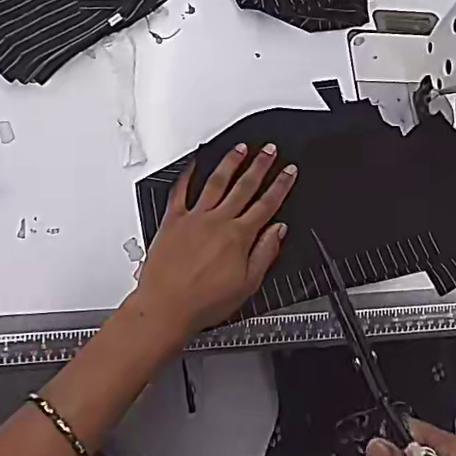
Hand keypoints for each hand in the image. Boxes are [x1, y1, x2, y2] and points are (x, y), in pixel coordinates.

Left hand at [124, 143, 296, 338]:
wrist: (166, 307)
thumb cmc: (203, 302)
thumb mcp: (247, 284)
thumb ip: (265, 253)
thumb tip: (278, 231)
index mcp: (238, 237)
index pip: (266, 204)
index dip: (280, 186)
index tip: (288, 171)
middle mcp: (217, 222)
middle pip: (244, 186)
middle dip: (260, 165)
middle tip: (268, 150)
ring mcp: (194, 219)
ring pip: (216, 182)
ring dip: (230, 163)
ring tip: (239, 149)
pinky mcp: (172, 221)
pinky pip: (180, 192)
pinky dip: (187, 175)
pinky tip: (193, 164)